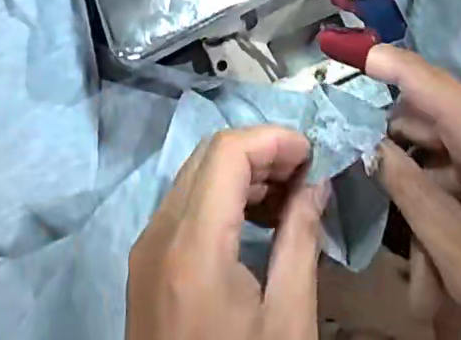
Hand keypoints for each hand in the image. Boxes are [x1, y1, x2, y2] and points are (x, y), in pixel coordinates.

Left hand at [127, 126, 329, 339]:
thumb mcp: (288, 322)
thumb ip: (301, 240)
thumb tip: (316, 182)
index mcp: (192, 245)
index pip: (227, 152)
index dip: (272, 139)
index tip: (313, 151)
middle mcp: (158, 231)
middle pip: (207, 155)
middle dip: (260, 151)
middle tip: (306, 171)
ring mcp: (145, 244)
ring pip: (194, 174)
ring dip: (241, 171)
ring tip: (289, 193)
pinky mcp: (145, 260)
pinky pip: (183, 203)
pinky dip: (221, 195)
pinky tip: (256, 217)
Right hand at [364, 45, 460, 339]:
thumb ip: (408, 190)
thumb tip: (369, 147)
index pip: (416, 75)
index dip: (371, 58)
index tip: (330, 48)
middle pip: (421, 125)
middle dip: (392, 169)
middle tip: (362, 205)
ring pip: (440, 164)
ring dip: (422, 214)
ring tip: (423, 289)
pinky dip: (448, 222)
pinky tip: (443, 283)